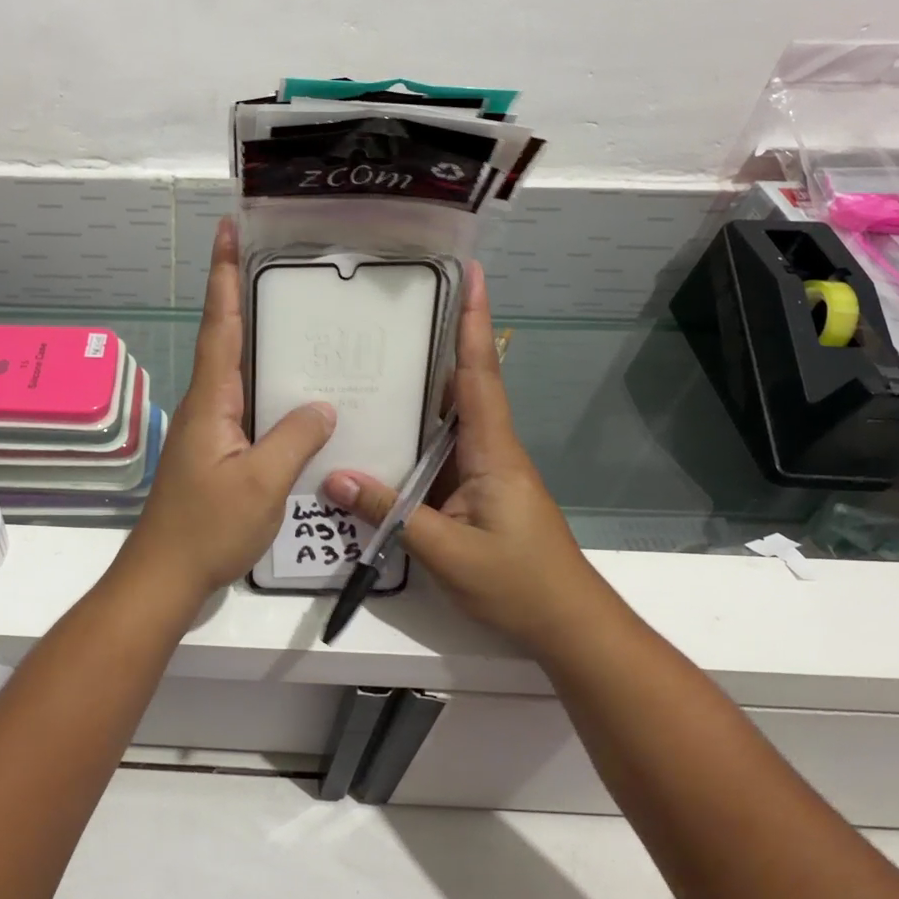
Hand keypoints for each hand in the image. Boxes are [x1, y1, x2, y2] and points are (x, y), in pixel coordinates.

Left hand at [120, 218, 335, 597]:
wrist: (165, 576)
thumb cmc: (208, 528)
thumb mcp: (262, 483)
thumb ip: (294, 439)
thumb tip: (321, 404)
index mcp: (211, 401)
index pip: (219, 325)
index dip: (224, 276)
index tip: (228, 230)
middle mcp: (205, 406)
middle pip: (227, 340)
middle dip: (247, 297)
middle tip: (286, 264)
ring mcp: (208, 430)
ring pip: (238, 374)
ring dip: (261, 343)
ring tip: (305, 320)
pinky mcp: (215, 453)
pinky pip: (246, 407)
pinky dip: (268, 389)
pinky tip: (298, 396)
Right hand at [320, 261, 610, 650]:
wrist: (565, 624)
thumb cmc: (518, 583)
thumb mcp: (446, 552)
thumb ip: (389, 513)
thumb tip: (333, 476)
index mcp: (492, 452)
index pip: (478, 376)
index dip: (474, 324)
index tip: (471, 274)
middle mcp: (488, 451)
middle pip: (460, 386)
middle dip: (435, 342)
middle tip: (390, 313)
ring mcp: (481, 473)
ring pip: (445, 421)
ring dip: (416, 390)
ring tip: (369, 362)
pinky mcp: (472, 494)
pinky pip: (436, 453)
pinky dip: (409, 436)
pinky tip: (376, 435)